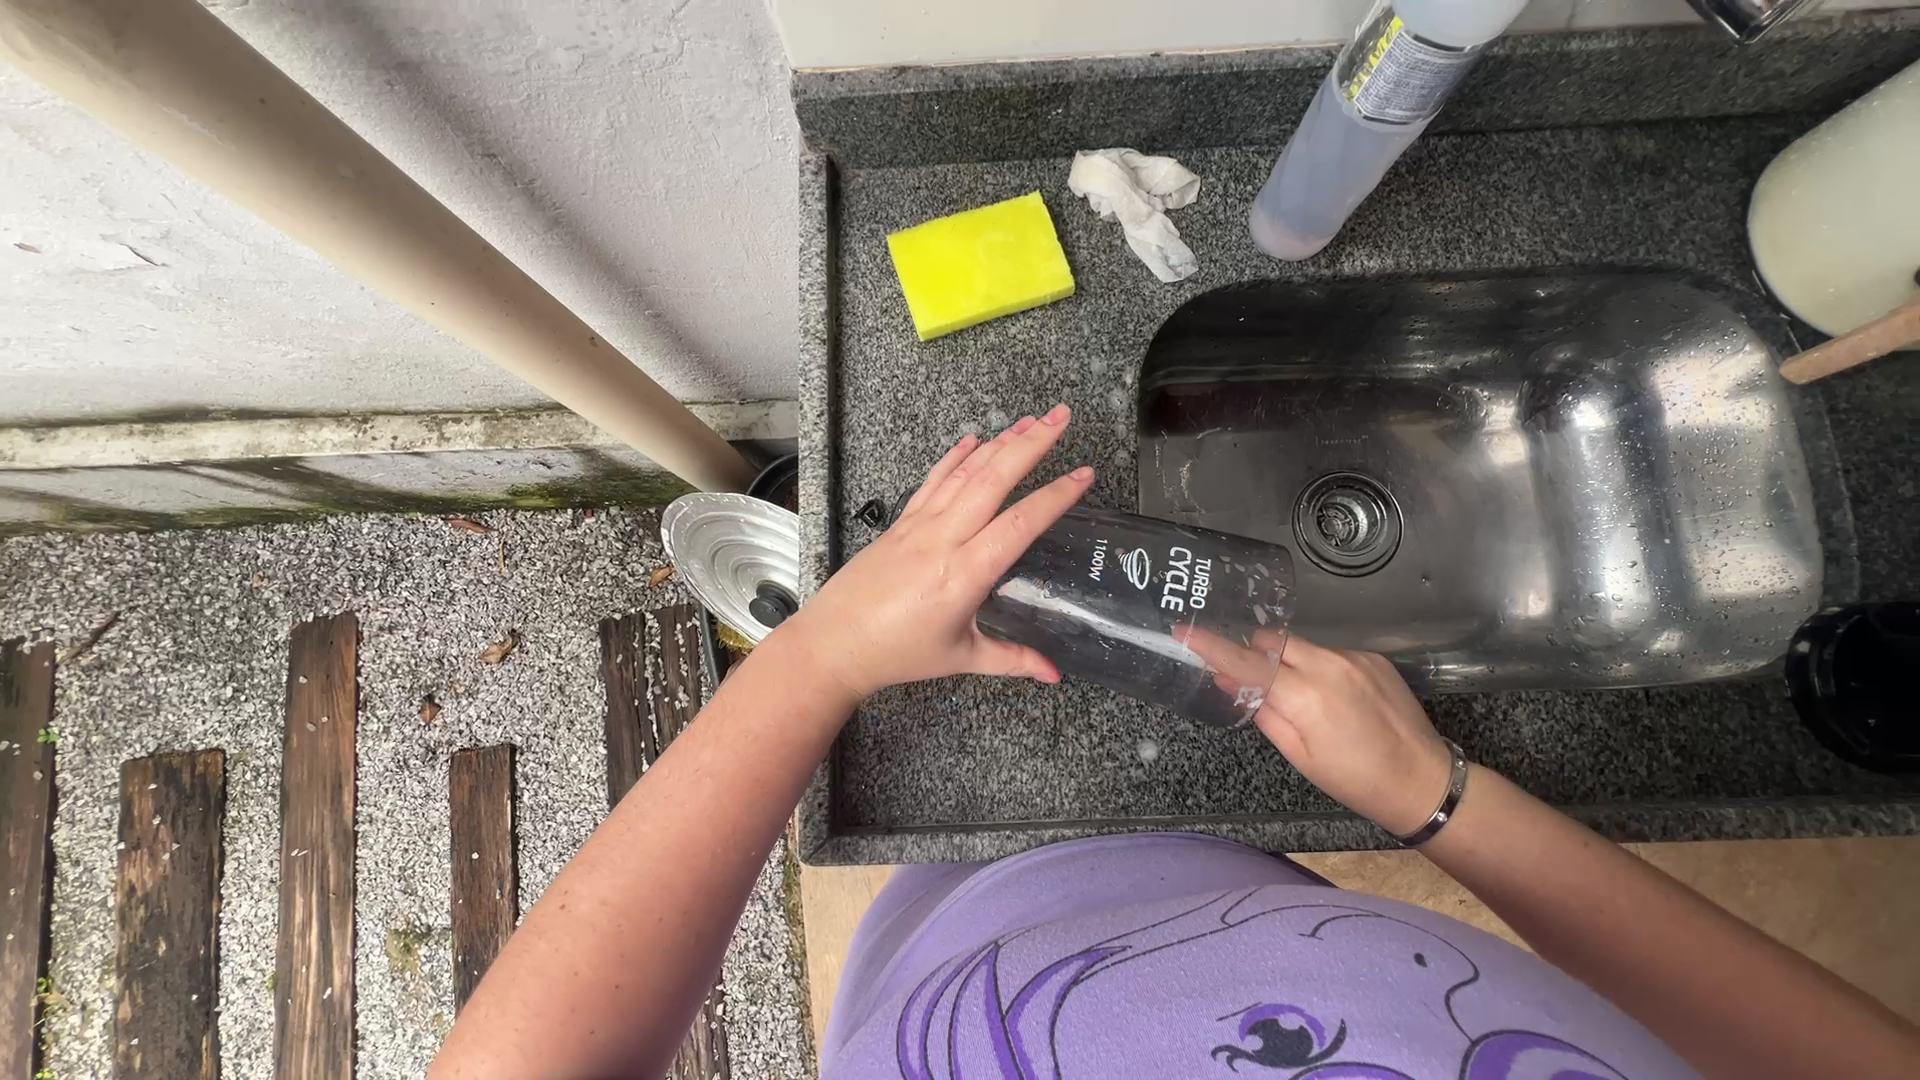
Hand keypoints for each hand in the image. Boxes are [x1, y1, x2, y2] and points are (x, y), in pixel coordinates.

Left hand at [781, 404, 1093, 701]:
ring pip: (964, 473)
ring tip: (1029, 419)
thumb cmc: (895, 653)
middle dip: (1031, 444)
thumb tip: (1053, 673)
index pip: (1019, 524)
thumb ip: (1012, 658)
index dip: (1055, 497)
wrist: (834, 643)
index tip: (1083, 475)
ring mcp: (919, 526)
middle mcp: (943, 540)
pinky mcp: (900, 523)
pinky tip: (972, 439)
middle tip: (1061, 417)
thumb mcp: (961, 658)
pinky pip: (932, 481)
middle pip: (993, 480)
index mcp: (964, 575)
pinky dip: (954, 458)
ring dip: (999, 442)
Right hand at [1183, 629, 1452, 834]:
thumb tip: (1226, 679)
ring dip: (1289, 661)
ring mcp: (1354, 658)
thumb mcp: (1298, 753)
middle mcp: (1329, 666)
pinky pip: (1329, 652)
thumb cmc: (1353, 778)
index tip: (1184, 629)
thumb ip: (1260, 710)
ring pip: (1301, 645)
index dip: (1211, 645)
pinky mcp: (1373, 657)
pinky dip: (1318, 666)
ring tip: (1303, 696)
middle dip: (1256, 652)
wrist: (1423, 781)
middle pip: (1272, 640)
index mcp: (1305, 696)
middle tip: (1254, 679)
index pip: (1245, 662)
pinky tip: (1335, 696)